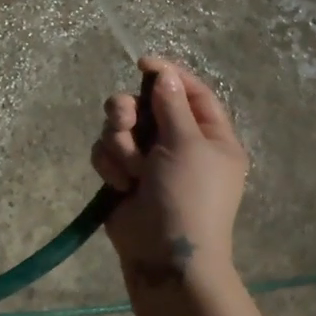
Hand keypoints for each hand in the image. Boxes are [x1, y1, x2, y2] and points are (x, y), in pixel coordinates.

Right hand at [91, 57, 248, 289]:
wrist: (164, 251)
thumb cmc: (188, 196)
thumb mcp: (187, 146)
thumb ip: (172, 106)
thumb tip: (165, 74)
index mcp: (211, 137)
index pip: (192, 93)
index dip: (168, 75)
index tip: (142, 63)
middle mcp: (180, 144)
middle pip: (146, 105)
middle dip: (129, 113)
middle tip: (126, 123)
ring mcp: (150, 160)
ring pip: (119, 126)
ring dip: (119, 144)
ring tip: (128, 168)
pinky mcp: (123, 174)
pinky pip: (105, 151)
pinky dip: (109, 164)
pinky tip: (118, 184)